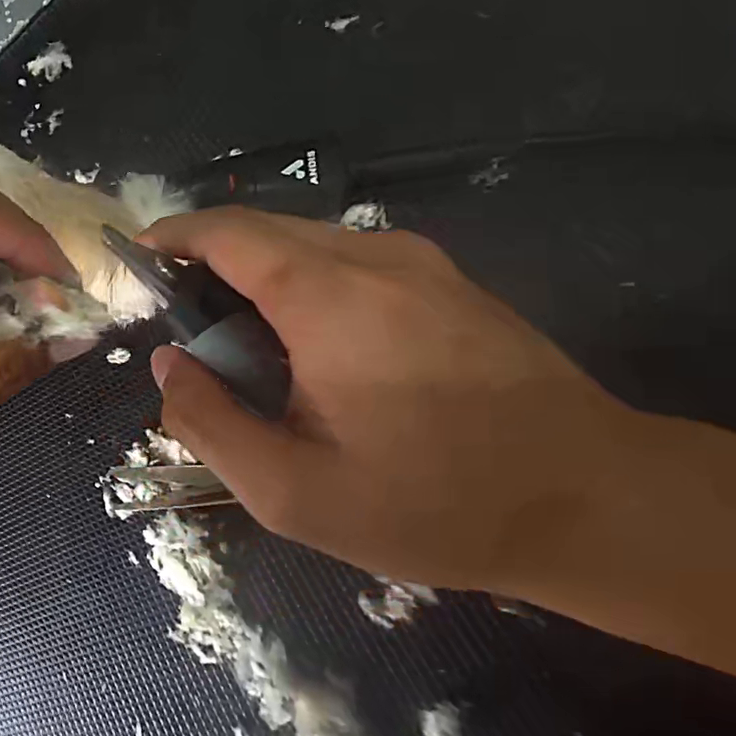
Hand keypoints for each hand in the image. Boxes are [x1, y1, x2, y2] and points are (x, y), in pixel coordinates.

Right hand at [140, 207, 642, 591]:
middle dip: (211, 260)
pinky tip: (313, 346)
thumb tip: (170, 366)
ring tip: (246, 343)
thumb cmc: (434, 504)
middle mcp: (374, 257)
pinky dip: (307, 284)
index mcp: (328, 297)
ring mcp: (421, 263)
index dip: (175, 236)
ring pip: (311, 243)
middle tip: (187, 323)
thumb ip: (211, 424)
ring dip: (261, 275)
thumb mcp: (294, 492)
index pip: (229, 233)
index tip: (140, 258)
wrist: (595, 502)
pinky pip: (353, 262)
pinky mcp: (450, 282)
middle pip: (266, 230)